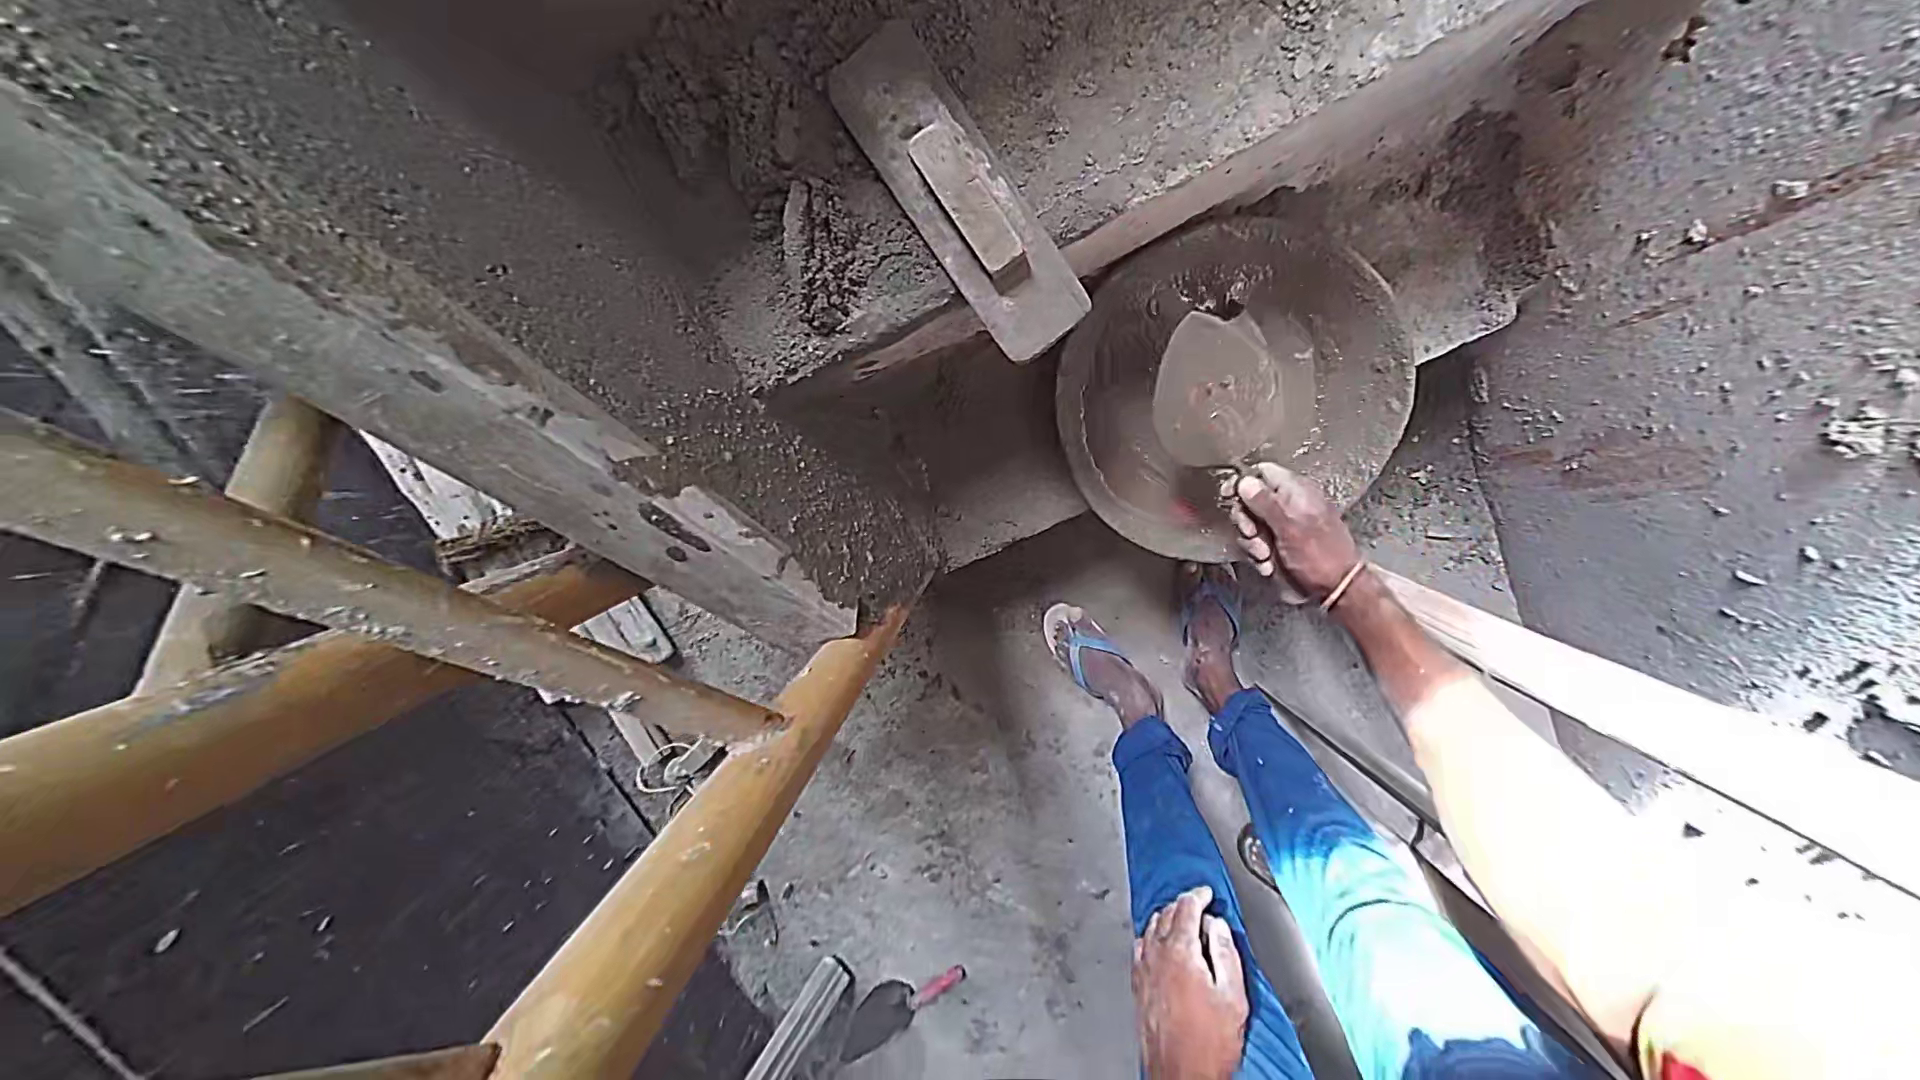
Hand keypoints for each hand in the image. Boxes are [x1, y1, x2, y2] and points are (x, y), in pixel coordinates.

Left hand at [1132, 886, 1248, 1079]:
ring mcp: (1143, 966)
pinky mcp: (1137, 982)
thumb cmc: (1209, 1042)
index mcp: (1180, 950)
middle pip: (1167, 912)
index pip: (1186, 907)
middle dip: (1184, 905)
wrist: (1180, 1074)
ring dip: (1168, 918)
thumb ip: (1225, 953)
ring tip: (1183, 922)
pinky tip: (1160, 944)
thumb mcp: (1232, 997)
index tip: (1206, 893)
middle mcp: (1156, 952)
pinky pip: (1141, 945)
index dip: (1198, 895)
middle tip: (1199, 907)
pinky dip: (1153, 936)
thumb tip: (1216, 925)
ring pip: (1152, 926)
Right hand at [1226, 462, 1360, 596]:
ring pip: (1247, 525)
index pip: (1262, 472)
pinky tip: (1268, 563)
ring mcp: (1278, 527)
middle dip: (1244, 519)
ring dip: (1250, 542)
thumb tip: (1244, 481)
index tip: (1230, 496)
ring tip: (1265, 554)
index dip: (1243, 482)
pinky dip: (1256, 556)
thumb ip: (1266, 502)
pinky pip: (1251, 544)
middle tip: (1252, 533)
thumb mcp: (1291, 526)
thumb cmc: (1320, 555)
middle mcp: (1285, 506)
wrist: (1333, 589)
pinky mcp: (1272, 546)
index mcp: (1295, 492)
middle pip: (1247, 500)